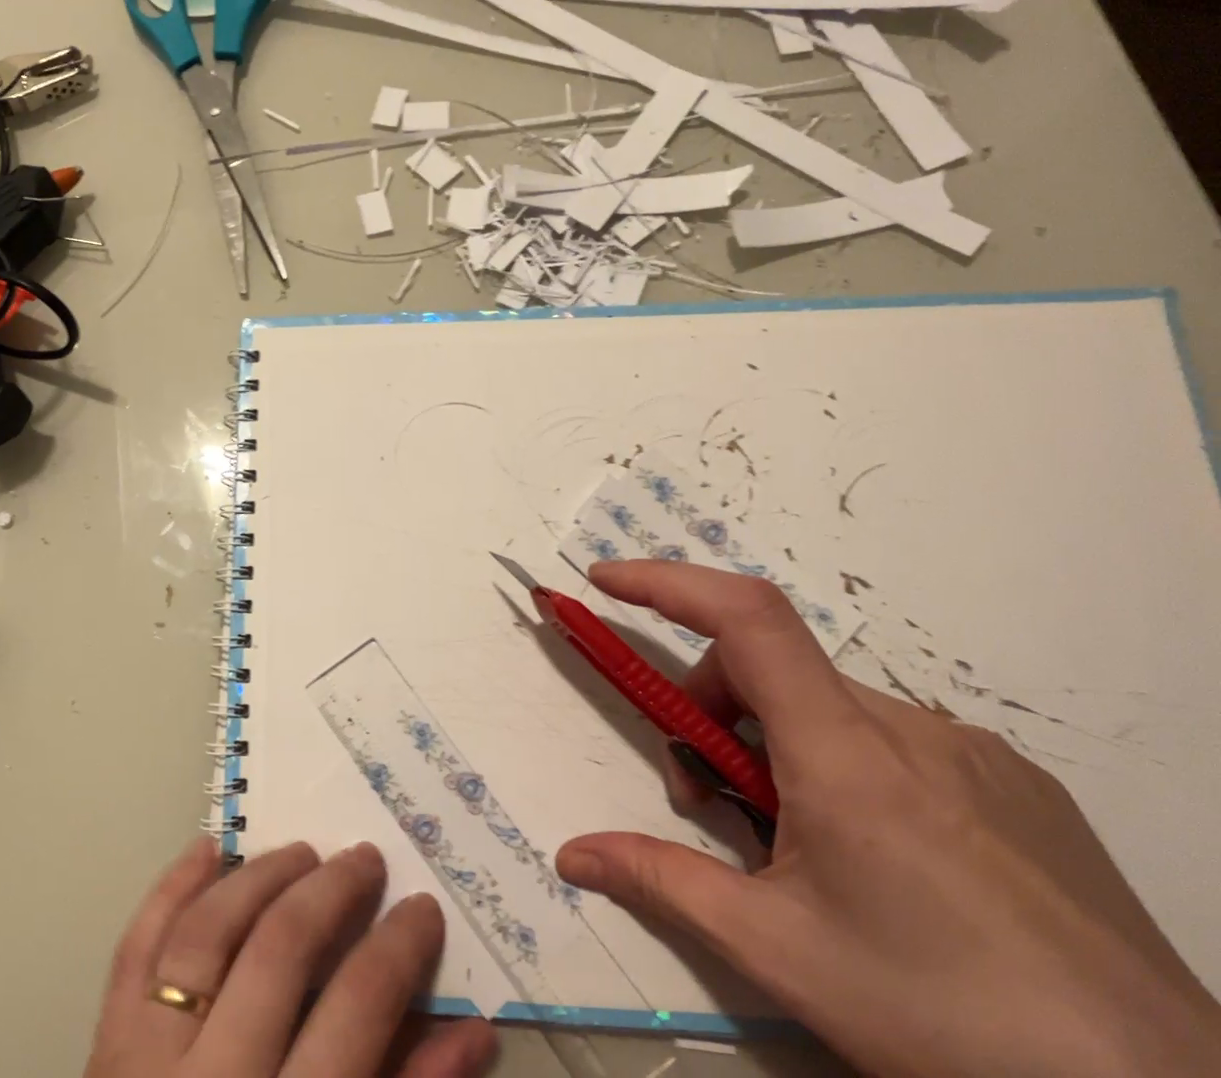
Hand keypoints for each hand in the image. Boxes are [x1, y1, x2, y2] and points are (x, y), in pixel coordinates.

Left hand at [84, 838, 497, 1077]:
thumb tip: (471, 1030)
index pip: (355, 1011)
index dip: (397, 950)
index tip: (422, 908)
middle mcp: (214, 1076)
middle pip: (277, 954)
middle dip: (330, 893)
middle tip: (365, 858)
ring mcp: (146, 1053)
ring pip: (204, 934)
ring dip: (258, 878)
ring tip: (302, 850)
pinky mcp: (104, 1039)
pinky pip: (136, 945)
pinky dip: (171, 888)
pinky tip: (207, 848)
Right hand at [559, 560, 1220, 1077]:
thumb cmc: (939, 1012)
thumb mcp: (774, 949)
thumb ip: (661, 881)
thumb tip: (573, 854)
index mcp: (848, 756)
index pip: (747, 621)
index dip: (667, 584)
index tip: (605, 580)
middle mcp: (915, 731)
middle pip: (776, 675)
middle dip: (712, 719)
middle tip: (709, 811)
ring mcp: (977, 756)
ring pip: (834, 715)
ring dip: (777, 754)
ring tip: (794, 854)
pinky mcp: (1020, 789)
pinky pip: (898, 746)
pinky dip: (842, 771)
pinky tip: (874, 863)